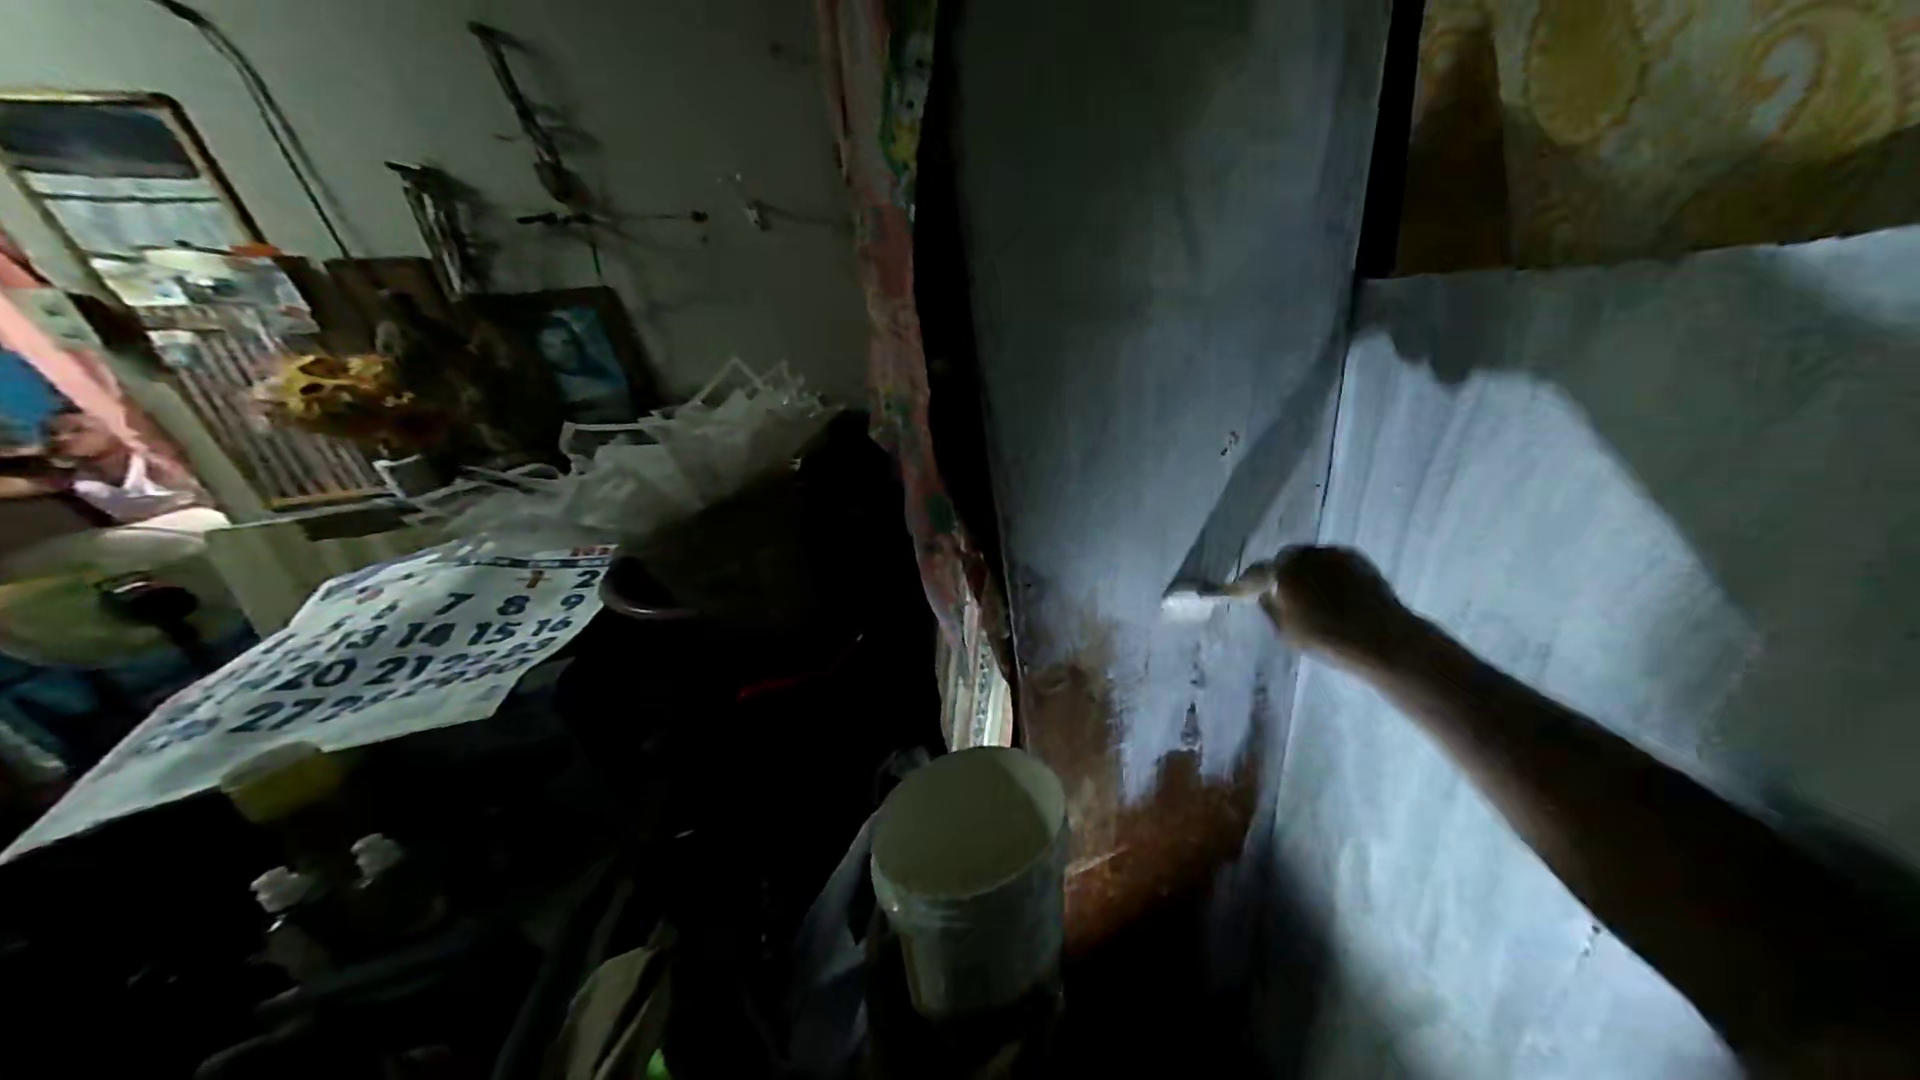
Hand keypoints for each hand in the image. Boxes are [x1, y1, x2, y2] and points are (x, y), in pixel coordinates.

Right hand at [1258, 546, 1427, 670]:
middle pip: (1285, 559)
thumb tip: (1266, 595)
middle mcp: (1306, 555)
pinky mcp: (1357, 559)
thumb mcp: (1285, 631)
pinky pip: (1332, 561)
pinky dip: (1328, 572)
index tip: (1248, 590)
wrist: (1382, 639)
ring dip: (1306, 571)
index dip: (1251, 582)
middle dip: (1283, 572)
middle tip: (1285, 591)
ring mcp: (1334, 554)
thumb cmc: (1327, 638)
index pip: (1257, 572)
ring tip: (1312, 592)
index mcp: (1283, 572)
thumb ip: (1269, 608)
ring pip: (1310, 558)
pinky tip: (1334, 591)